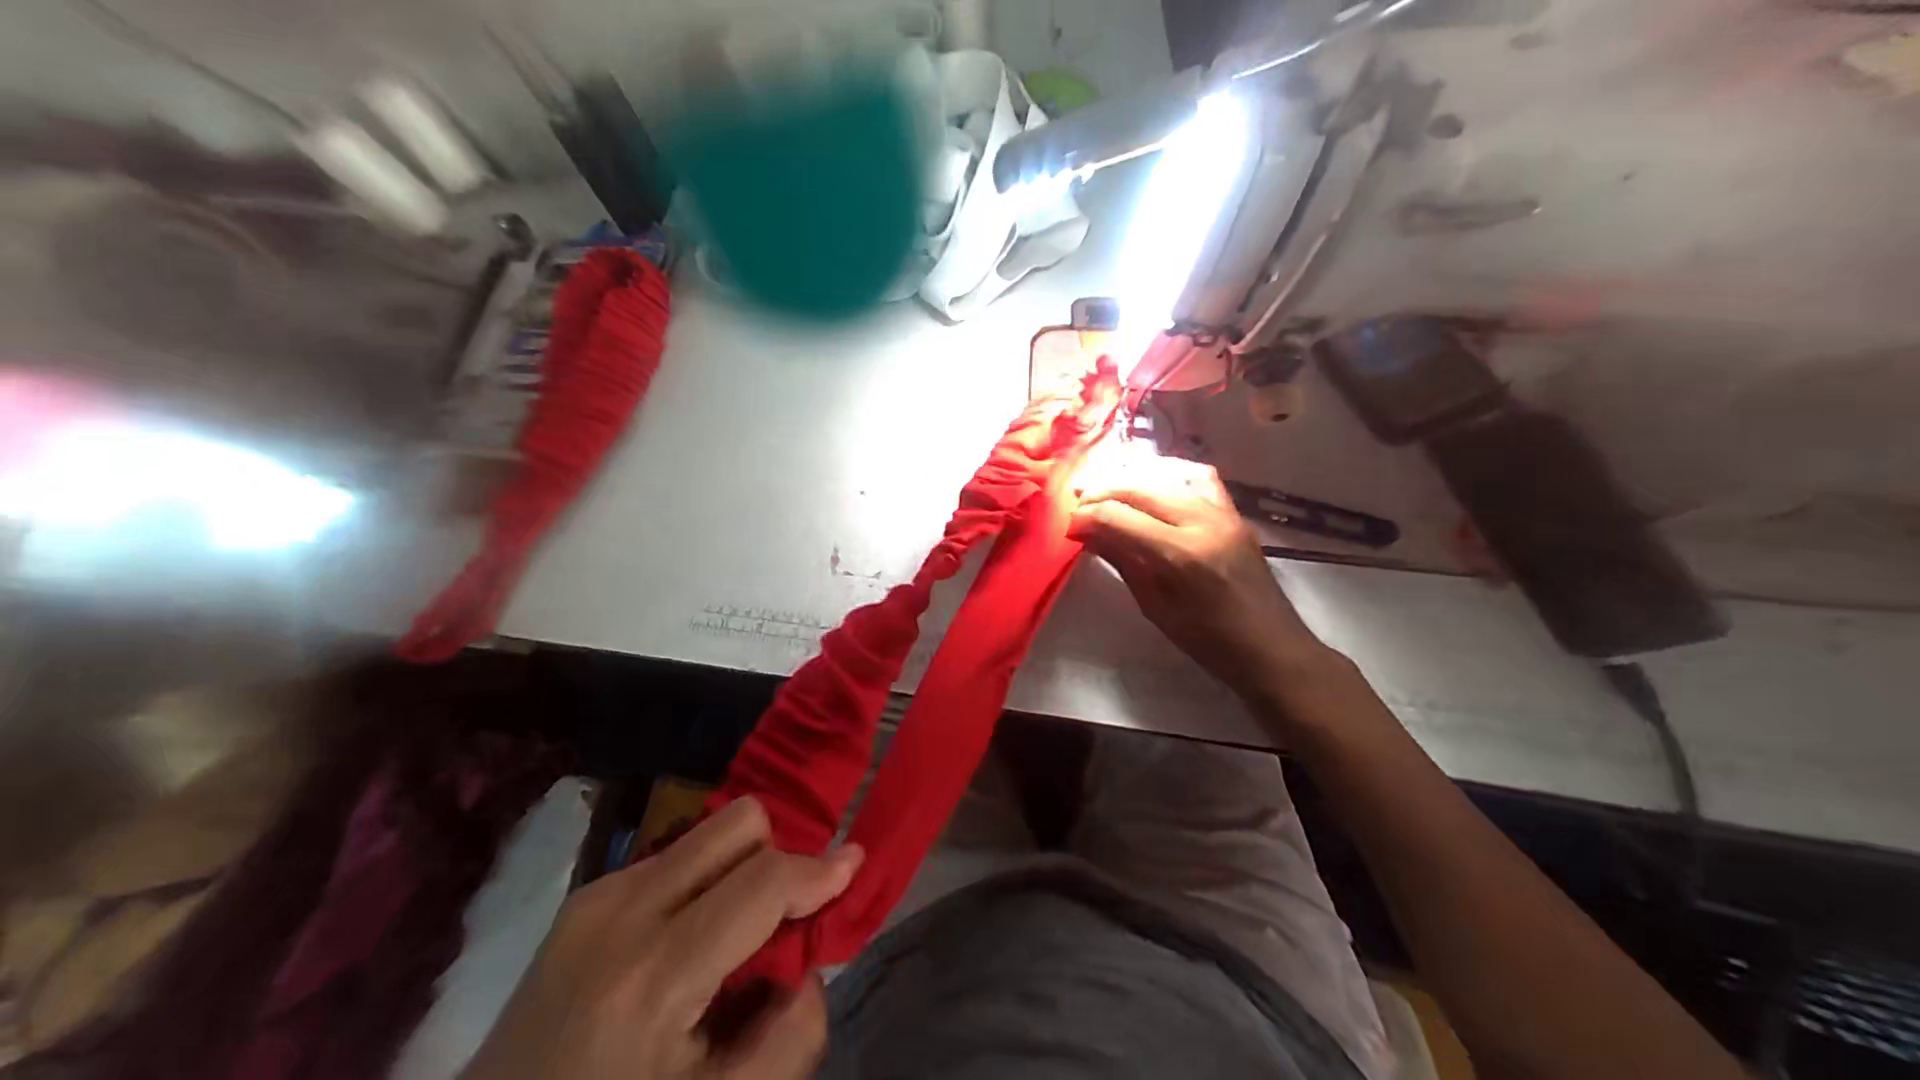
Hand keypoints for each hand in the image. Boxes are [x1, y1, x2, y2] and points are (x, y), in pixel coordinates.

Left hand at [463, 797, 862, 1079]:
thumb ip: (790, 1039)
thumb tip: (809, 962)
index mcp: (653, 975)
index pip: (762, 882)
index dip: (820, 870)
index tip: (856, 865)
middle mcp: (621, 911)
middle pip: (737, 824)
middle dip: (778, 856)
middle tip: (785, 918)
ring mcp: (595, 897)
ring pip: (706, 834)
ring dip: (742, 869)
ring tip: (736, 936)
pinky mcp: (582, 899)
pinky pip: (671, 858)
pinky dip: (703, 884)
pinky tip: (689, 942)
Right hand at [1069, 455, 1335, 708]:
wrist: (1269, 647)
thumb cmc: (1207, 640)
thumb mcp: (1154, 605)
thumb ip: (1122, 560)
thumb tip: (1086, 532)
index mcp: (1179, 554)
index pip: (1118, 516)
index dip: (1087, 516)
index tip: (1068, 526)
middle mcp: (1201, 521)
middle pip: (1138, 488)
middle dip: (1101, 492)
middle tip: (1078, 505)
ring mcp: (1222, 512)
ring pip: (1165, 476)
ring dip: (1130, 480)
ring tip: (1107, 492)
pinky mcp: (1234, 512)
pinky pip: (1198, 478)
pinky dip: (1169, 474)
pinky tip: (1152, 484)